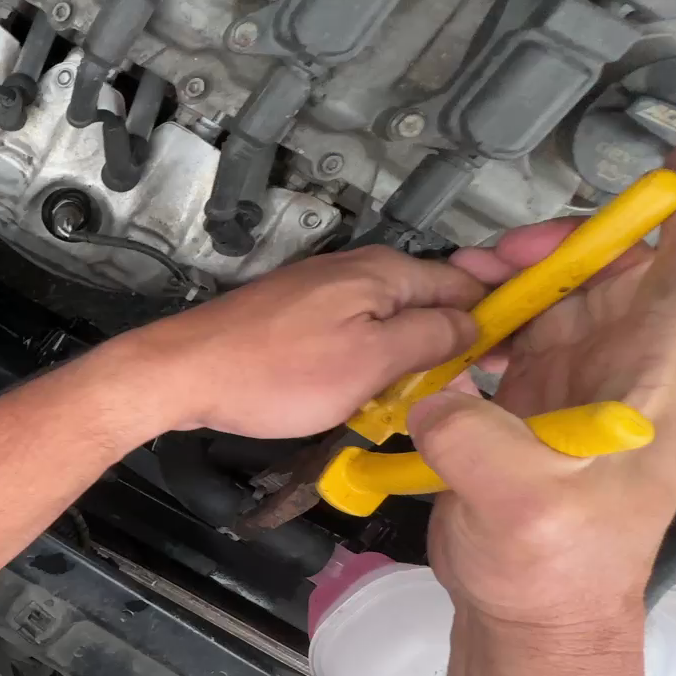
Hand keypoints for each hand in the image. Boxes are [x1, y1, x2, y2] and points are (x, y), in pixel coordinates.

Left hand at [134, 245, 482, 437]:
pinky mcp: (280, 320)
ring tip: (386, 403)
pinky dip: (349, 366)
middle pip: (421, 307)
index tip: (498, 368)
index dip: (491, 327)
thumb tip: (474, 324)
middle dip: (437, 350)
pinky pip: (336, 339)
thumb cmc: (268, 374)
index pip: (467, 287)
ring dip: (391, 364)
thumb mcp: (372, 361)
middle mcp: (348, 272)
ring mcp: (310, 295)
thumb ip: (433, 337)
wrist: (177, 375)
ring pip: (376, 328)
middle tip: (435, 397)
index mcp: (383, 272)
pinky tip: (343, 395)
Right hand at [410, 136, 675, 633]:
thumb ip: (475, 438)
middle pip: (610, 281)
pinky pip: (507, 352)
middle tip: (493, 253)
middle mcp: (620, 378)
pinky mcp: (520, 417)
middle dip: (561, 250)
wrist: (529, 611)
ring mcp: (569, 396)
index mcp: (651, 383)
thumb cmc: (554, 563)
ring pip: (554, 312)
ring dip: (511, 291)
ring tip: (457, 292)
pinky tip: (441, 343)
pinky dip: (476, 335)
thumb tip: (432, 392)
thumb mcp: (523, 501)